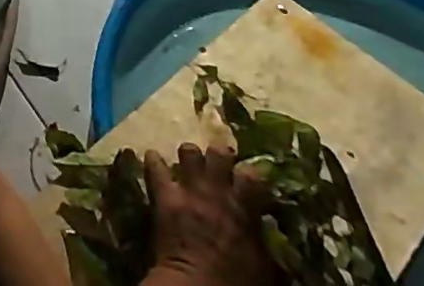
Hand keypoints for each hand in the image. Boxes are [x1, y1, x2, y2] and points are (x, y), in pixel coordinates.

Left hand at [144, 144, 273, 285]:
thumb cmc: (236, 283)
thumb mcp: (264, 267)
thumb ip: (266, 243)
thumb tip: (269, 231)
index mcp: (243, 207)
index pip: (254, 174)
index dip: (254, 173)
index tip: (254, 179)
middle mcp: (215, 189)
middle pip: (218, 153)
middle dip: (220, 155)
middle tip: (221, 164)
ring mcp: (188, 189)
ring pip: (188, 151)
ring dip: (190, 157)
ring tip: (191, 165)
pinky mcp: (163, 195)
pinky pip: (154, 166)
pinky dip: (154, 161)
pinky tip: (154, 161)